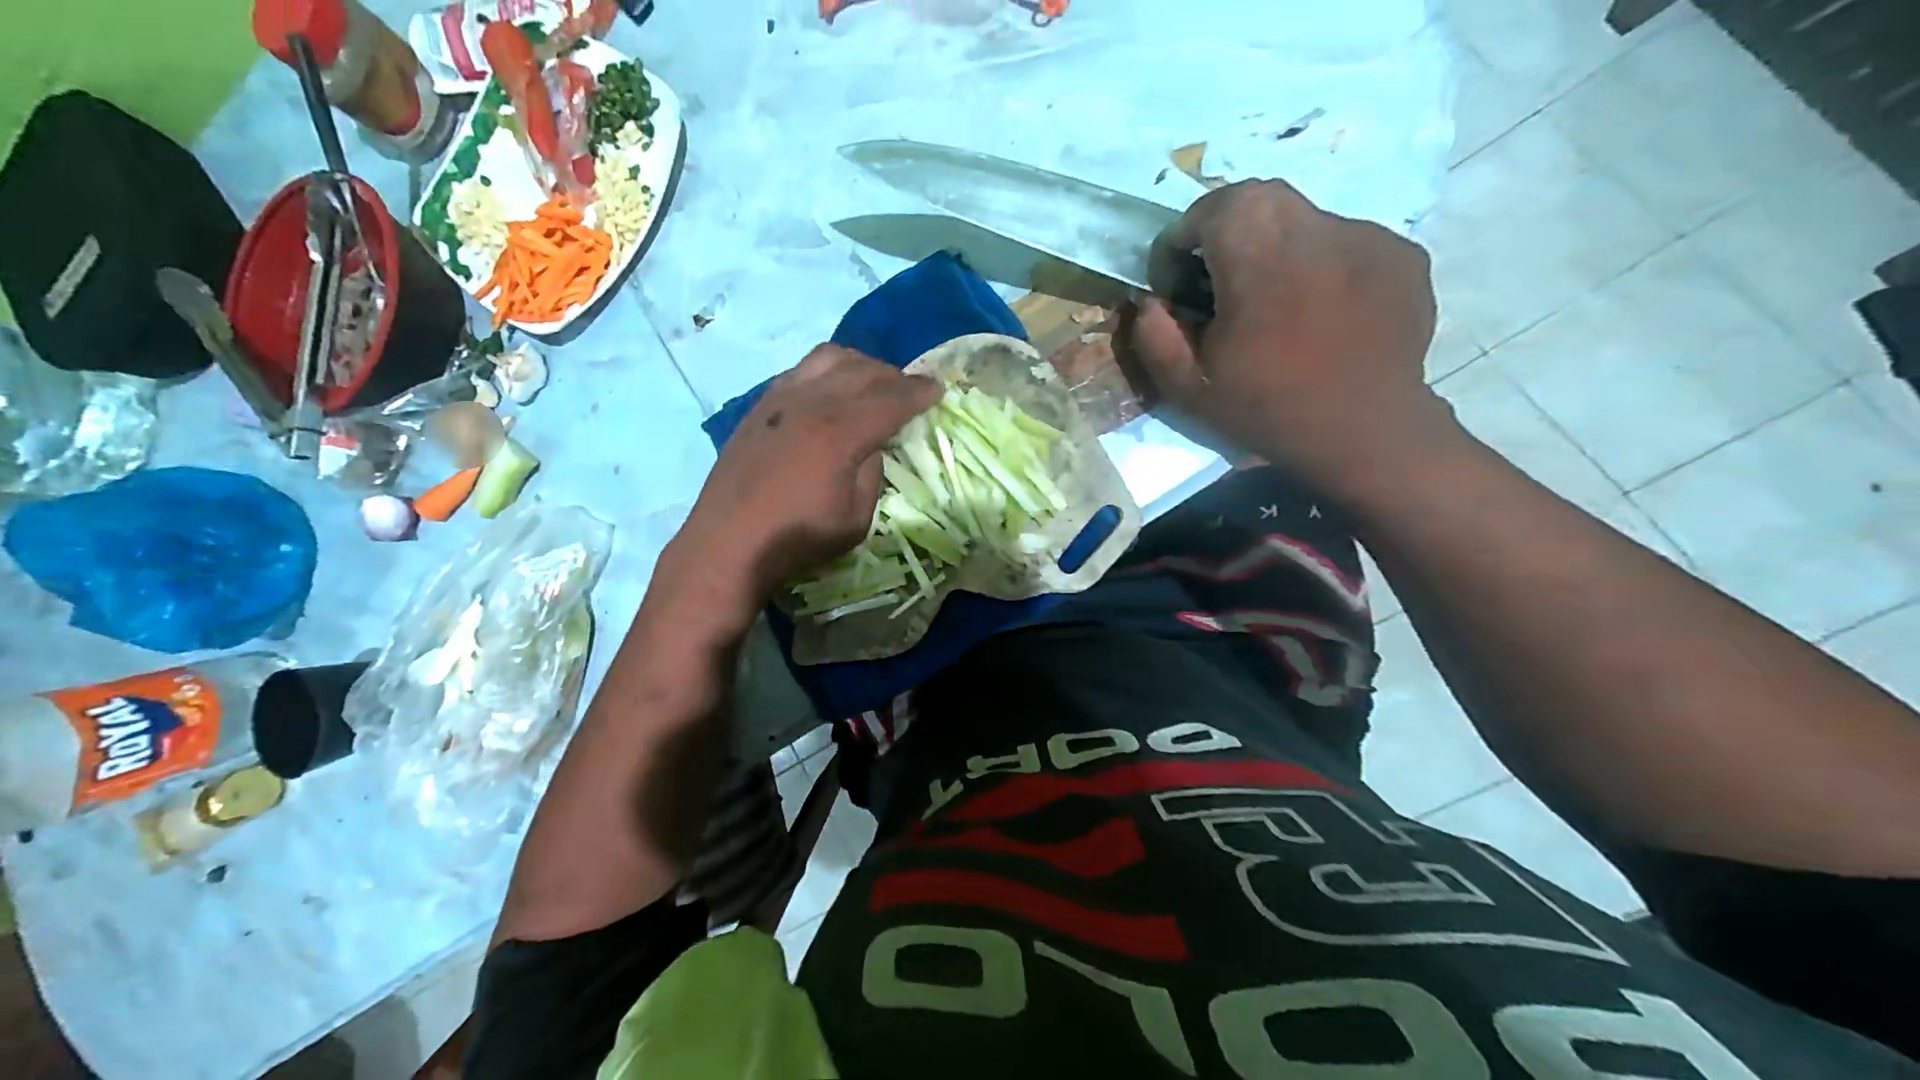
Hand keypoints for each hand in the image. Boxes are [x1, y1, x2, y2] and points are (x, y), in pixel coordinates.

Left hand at [676, 345, 941, 609]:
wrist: (728, 543)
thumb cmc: (798, 538)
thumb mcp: (855, 518)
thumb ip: (872, 474)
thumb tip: (872, 446)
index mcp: (840, 432)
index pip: (891, 399)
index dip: (919, 392)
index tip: (937, 388)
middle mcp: (811, 403)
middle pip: (863, 370)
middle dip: (894, 375)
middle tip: (910, 387)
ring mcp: (780, 400)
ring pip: (828, 357)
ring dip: (859, 363)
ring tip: (871, 381)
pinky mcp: (759, 407)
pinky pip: (800, 370)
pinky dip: (826, 370)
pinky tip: (830, 389)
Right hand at [1118, 179, 1450, 494]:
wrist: (1366, 433)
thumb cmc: (1268, 410)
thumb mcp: (1188, 388)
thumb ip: (1155, 336)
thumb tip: (1149, 301)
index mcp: (1258, 257)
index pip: (1212, 207)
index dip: (1184, 236)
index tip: (1178, 277)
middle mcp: (1315, 230)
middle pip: (1259, 200)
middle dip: (1228, 230)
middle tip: (1220, 279)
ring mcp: (1367, 238)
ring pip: (1305, 221)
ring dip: (1278, 248)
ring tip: (1277, 301)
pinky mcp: (1401, 256)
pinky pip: (1347, 245)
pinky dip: (1323, 266)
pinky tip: (1322, 312)